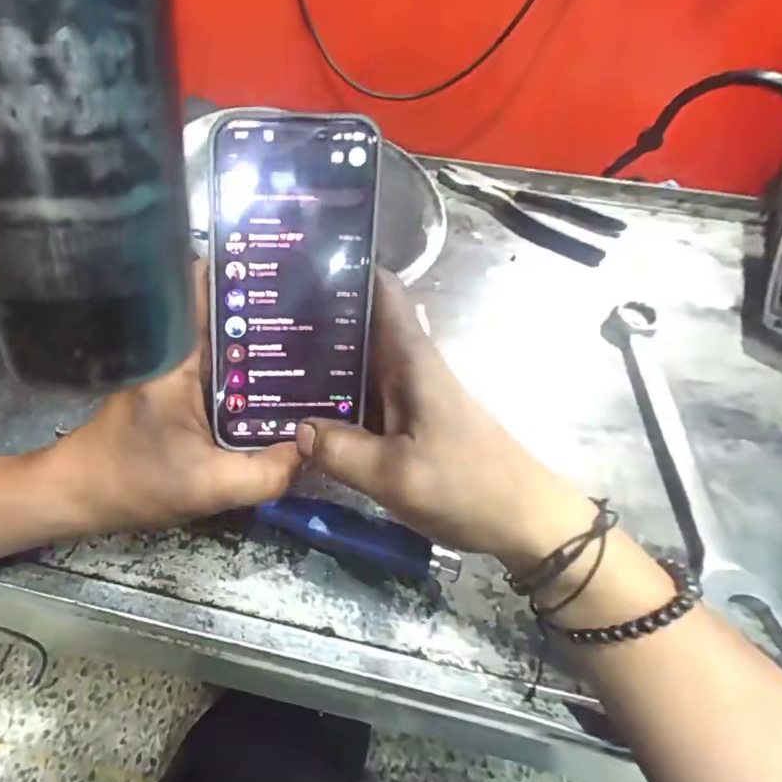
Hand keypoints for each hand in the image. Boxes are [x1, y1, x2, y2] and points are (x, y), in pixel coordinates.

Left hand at [50, 264, 299, 532]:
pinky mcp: (176, 380)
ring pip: (224, 334)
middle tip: (322, 305)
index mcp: (176, 358)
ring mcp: (174, 363)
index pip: (207, 287)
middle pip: (224, 308)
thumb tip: (312, 448)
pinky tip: (280, 372)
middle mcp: (175, 349)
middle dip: (268, 302)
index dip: (249, 270)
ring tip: (313, 332)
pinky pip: (219, 359)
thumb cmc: (136, 485)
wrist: (82, 494)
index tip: (293, 267)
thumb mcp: (208, 489)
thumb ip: (266, 474)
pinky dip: (246, 361)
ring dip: (260, 332)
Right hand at [292, 270, 604, 568]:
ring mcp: (407, 392)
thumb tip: (295, 429)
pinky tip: (298, 405)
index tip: (296, 261)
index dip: (344, 266)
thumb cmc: (466, 485)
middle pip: (358, 322)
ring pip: (356, 360)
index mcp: (410, 357)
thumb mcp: (396, 475)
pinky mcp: (406, 419)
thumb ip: (341, 450)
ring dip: (319, 357)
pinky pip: (361, 395)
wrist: (522, 519)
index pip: (382, 288)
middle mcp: (407, 364)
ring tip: (264, 355)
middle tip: (259, 316)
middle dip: (314, 314)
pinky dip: (332, 394)